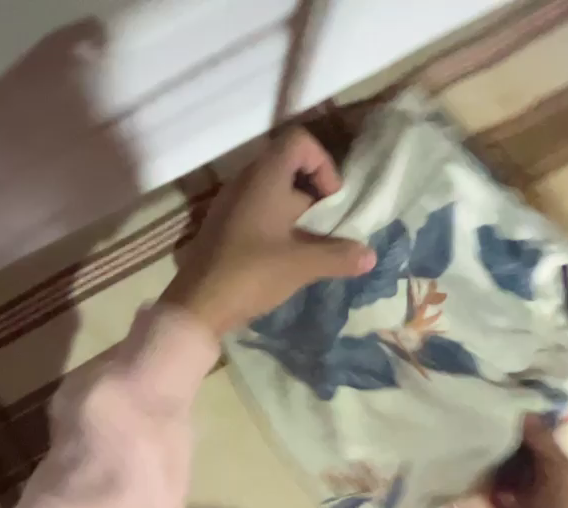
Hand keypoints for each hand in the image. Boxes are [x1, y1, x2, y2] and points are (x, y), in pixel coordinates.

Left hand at [160, 128, 376, 336]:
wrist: (198, 306)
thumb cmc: (251, 274)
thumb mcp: (302, 265)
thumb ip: (338, 256)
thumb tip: (369, 255)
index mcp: (264, 177)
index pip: (299, 141)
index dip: (323, 164)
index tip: (331, 202)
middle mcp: (245, 181)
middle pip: (288, 167)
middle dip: (314, 194)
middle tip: (326, 228)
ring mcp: (230, 204)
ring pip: (272, 193)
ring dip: (296, 214)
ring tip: (308, 246)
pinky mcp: (223, 228)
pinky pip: (257, 213)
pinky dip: (276, 226)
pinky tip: (283, 258)